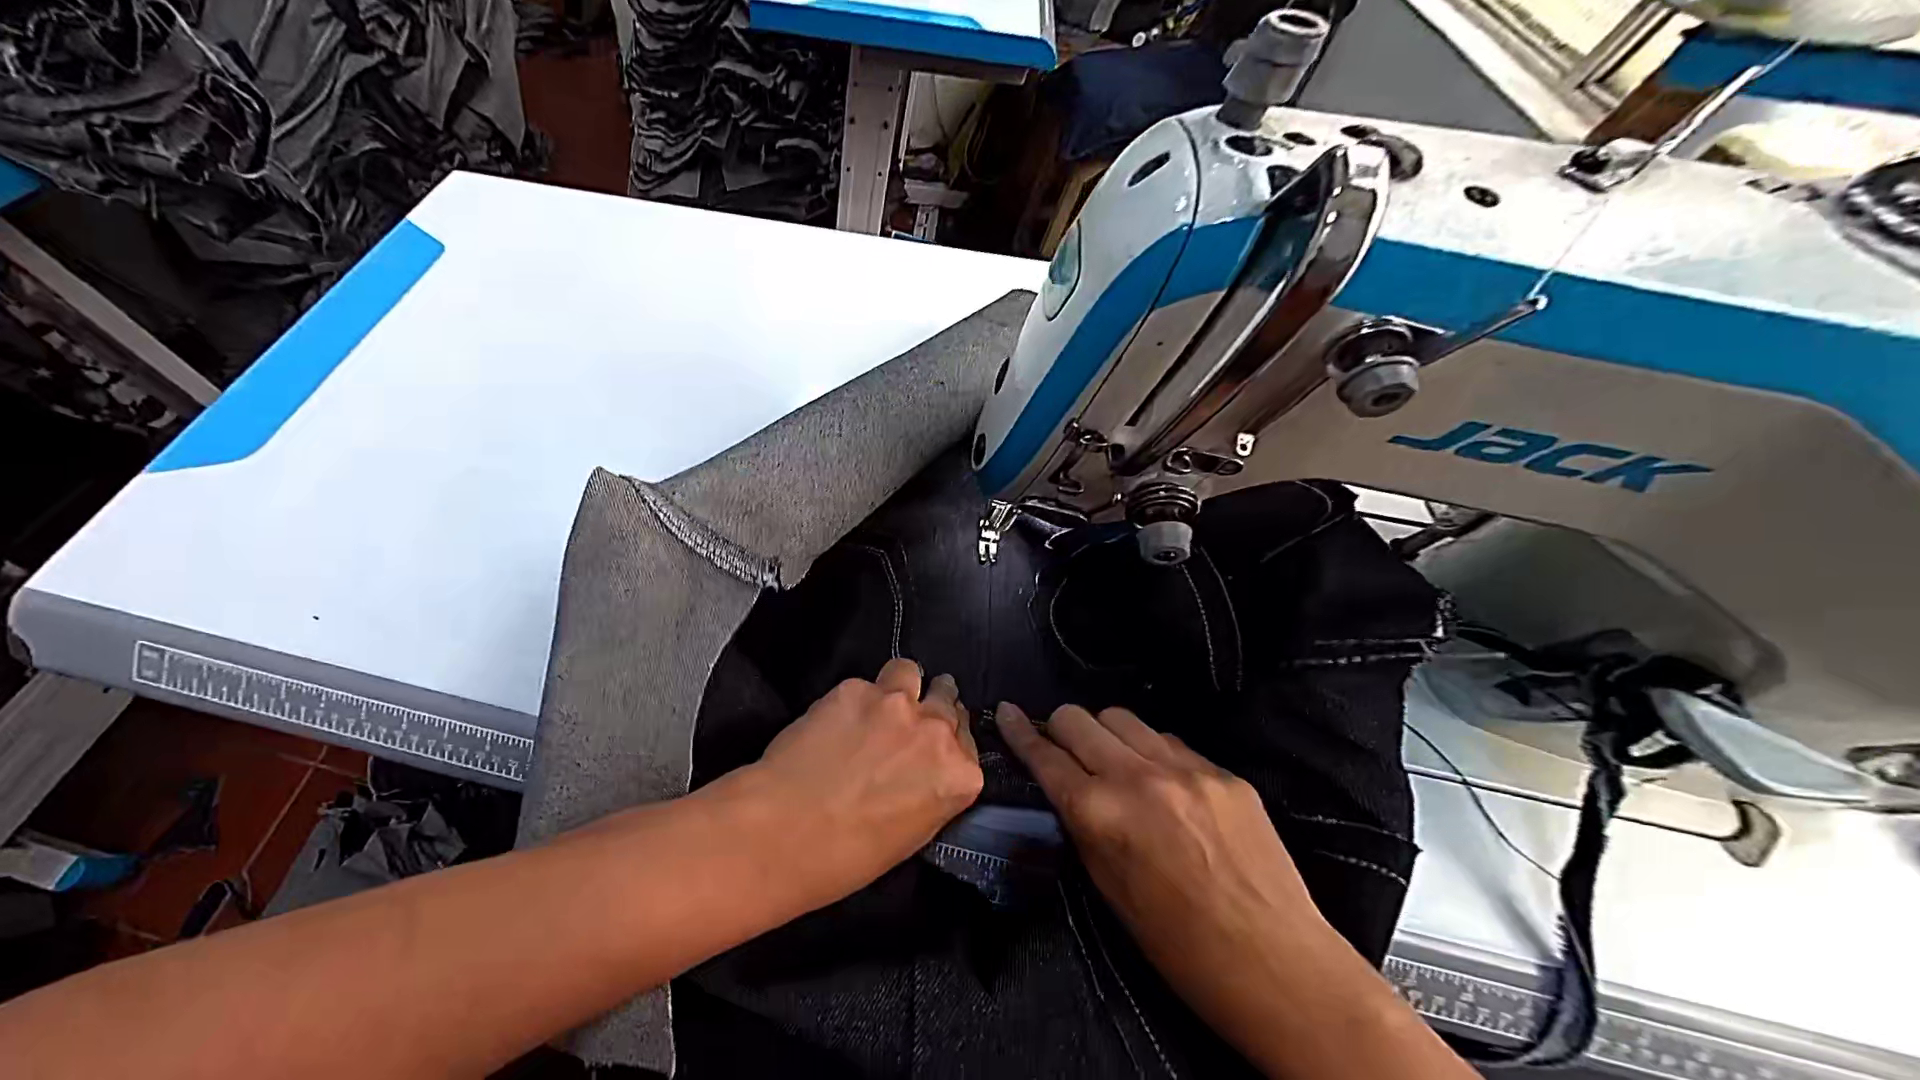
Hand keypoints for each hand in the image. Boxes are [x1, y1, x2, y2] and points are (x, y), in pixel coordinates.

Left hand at [740, 658, 983, 907]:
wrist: (785, 833)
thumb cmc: (849, 856)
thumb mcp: (912, 834)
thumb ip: (931, 791)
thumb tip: (920, 773)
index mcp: (960, 775)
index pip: (967, 743)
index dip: (947, 742)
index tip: (930, 746)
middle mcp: (938, 731)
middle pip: (947, 700)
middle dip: (932, 706)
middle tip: (907, 722)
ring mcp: (897, 704)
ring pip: (909, 672)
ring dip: (898, 686)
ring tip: (876, 705)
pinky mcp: (855, 689)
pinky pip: (862, 685)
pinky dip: (852, 700)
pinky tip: (832, 722)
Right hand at [994, 702, 1333, 1032]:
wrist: (1274, 961)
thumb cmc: (1178, 944)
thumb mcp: (1107, 888)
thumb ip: (1083, 826)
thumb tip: (1069, 787)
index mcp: (1099, 814)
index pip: (1045, 755)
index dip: (1019, 731)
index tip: (1006, 711)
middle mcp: (1137, 777)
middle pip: (1079, 718)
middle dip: (1060, 727)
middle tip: (1062, 745)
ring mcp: (1185, 768)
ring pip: (1123, 717)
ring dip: (1106, 732)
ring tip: (1114, 760)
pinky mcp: (1223, 772)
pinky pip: (1170, 741)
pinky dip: (1152, 752)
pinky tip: (1164, 783)